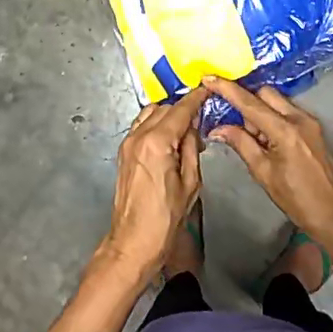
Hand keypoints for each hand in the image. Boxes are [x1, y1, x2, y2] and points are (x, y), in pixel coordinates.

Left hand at [97, 86, 204, 285]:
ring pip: (151, 114)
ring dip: (168, 114)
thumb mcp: (190, 181)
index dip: (197, 98)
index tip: (209, 89)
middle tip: (202, 117)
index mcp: (157, 142)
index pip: (180, 110)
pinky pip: (141, 126)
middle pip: (165, 108)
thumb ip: (192, 147)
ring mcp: (127, 144)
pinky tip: (170, 137)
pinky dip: (156, 124)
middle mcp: (139, 137)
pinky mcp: (124, 153)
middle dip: (184, 108)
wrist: (133, 242)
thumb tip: (193, 127)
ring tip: (186, 128)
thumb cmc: (166, 216)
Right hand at [203, 76, 332, 241]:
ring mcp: (309, 120)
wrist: (332, 210)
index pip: (251, 103)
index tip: (209, 78)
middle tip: (237, 129)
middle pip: (266, 94)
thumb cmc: (295, 198)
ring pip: (277, 102)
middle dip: (247, 103)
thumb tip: (218, 128)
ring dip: (260, 113)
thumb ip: (242, 144)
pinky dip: (272, 120)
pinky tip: (268, 142)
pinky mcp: (313, 127)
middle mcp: (299, 118)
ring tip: (255, 142)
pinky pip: (287, 112)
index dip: (228, 89)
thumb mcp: (263, 173)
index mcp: (285, 130)